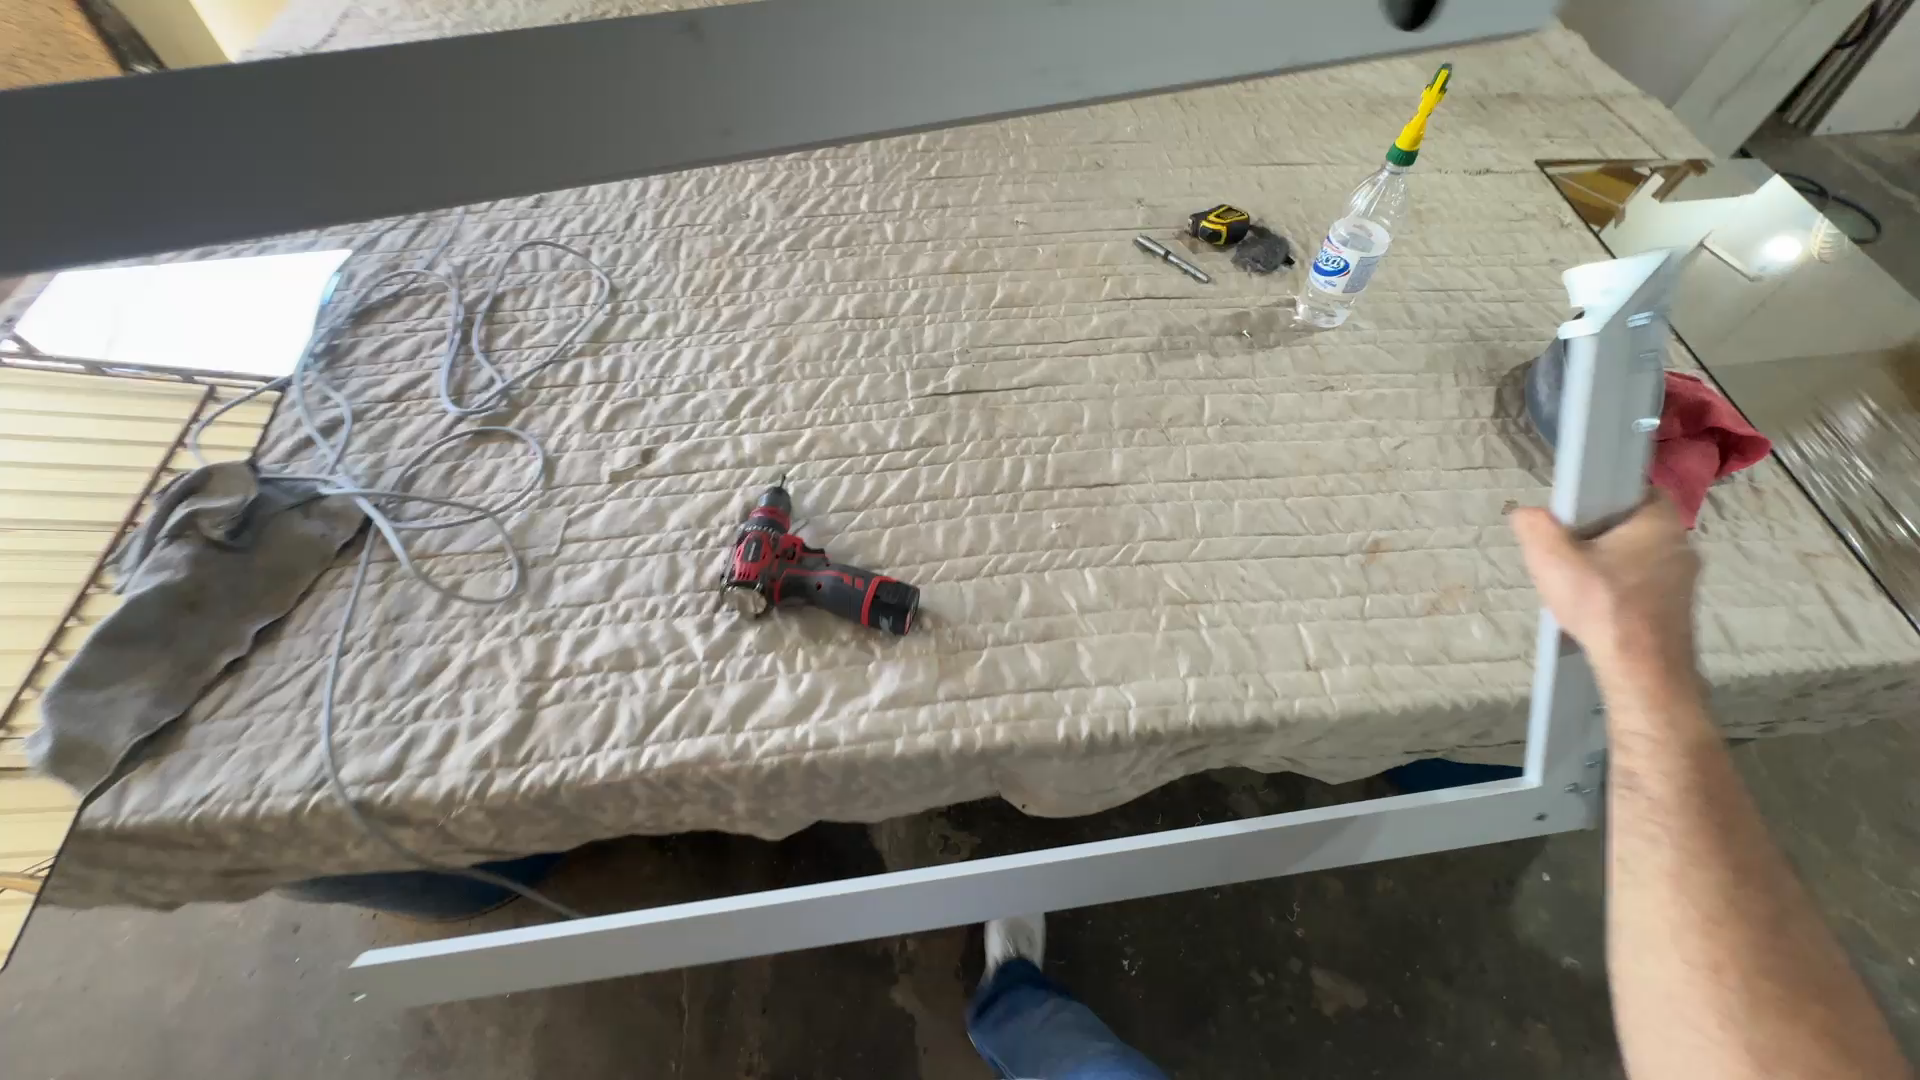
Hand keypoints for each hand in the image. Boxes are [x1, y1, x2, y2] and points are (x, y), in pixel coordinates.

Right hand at [1510, 494, 1700, 699]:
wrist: (1641, 666)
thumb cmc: (1601, 604)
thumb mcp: (1551, 559)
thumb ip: (1534, 527)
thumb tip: (1525, 513)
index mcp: (1659, 523)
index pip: (1637, 491)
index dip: (1604, 497)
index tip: (1575, 514)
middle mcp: (1682, 544)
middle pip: (1633, 525)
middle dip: (1600, 534)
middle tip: (1566, 550)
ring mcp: (1684, 578)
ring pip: (1638, 555)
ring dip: (1608, 562)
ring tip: (1576, 581)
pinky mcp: (1678, 604)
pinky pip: (1643, 581)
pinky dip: (1619, 585)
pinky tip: (1595, 603)